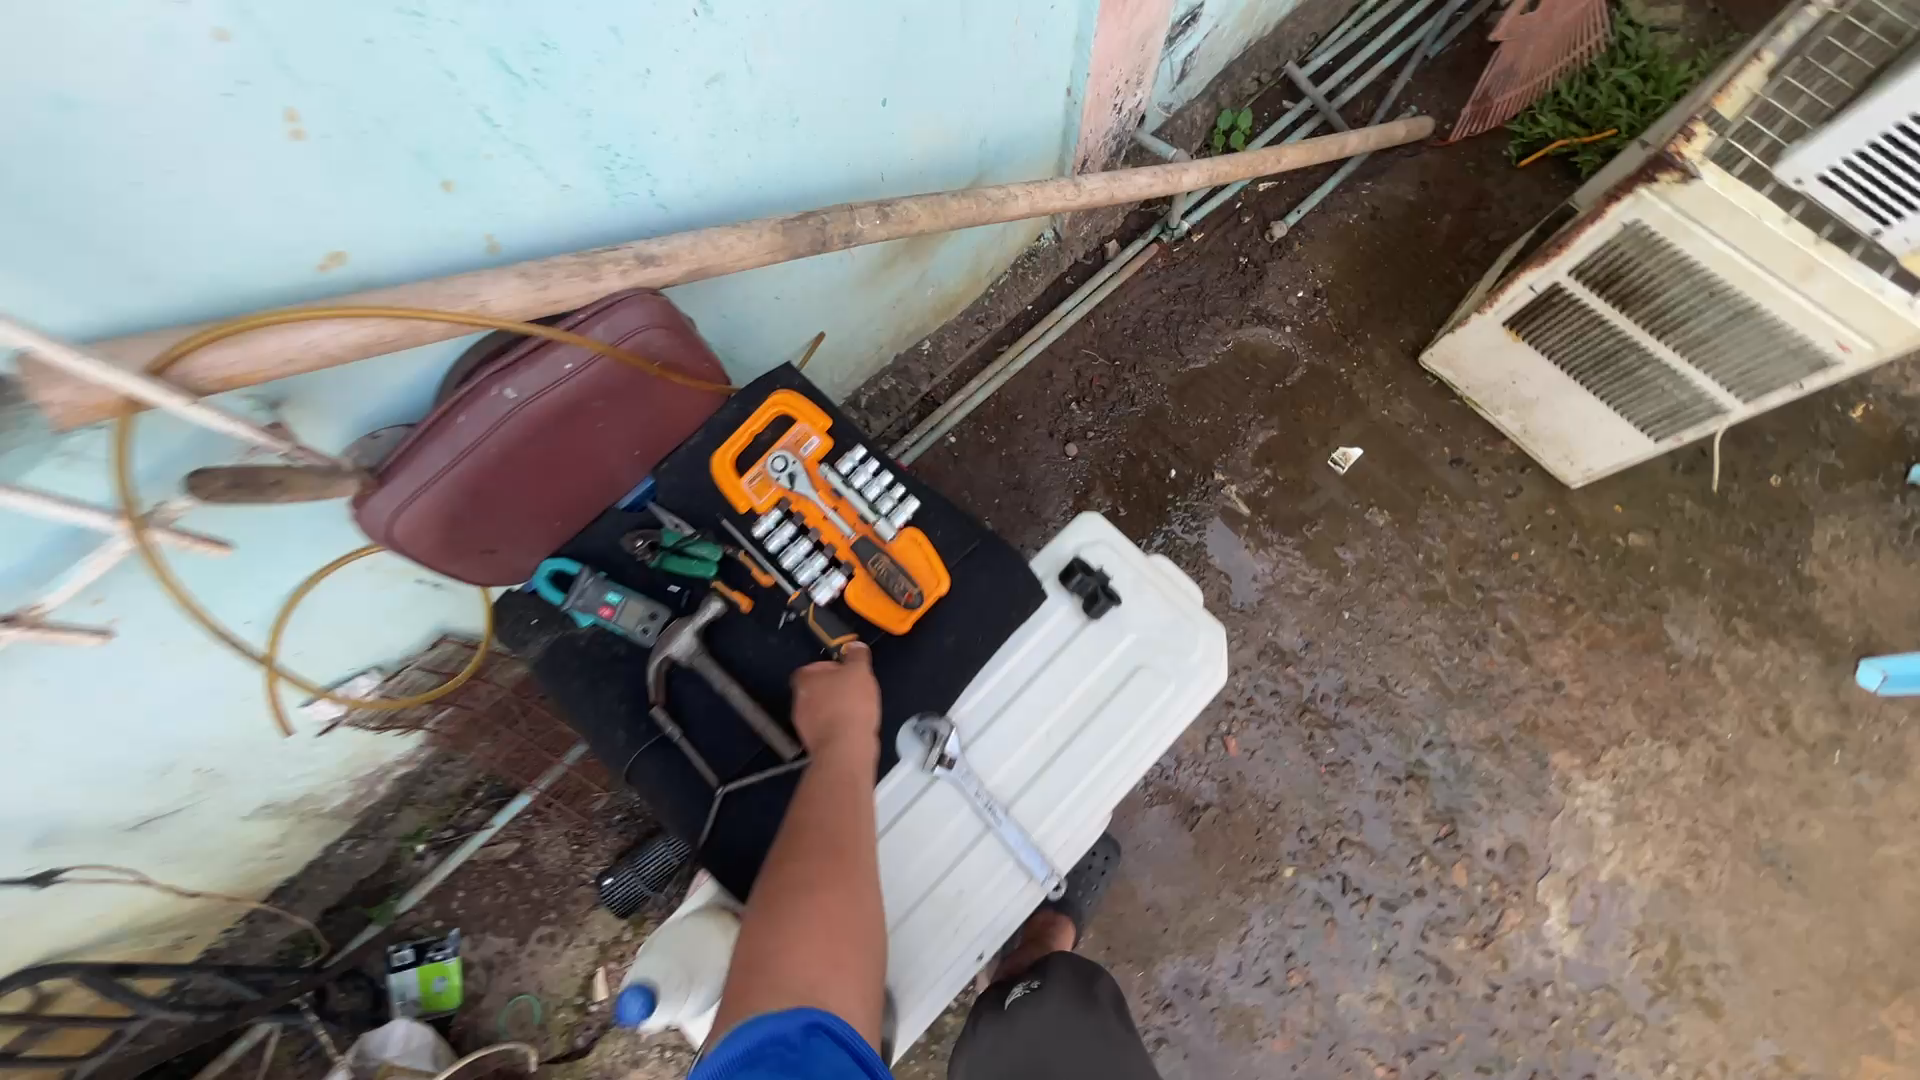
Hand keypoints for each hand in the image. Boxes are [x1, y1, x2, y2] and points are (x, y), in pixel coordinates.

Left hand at [789, 643, 879, 763]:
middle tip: (854, 689)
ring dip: (835, 708)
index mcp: (805, 680)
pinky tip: (854, 726)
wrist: (845, 747)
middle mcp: (798, 700)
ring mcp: (803, 724)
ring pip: (820, 710)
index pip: (811, 668)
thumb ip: (857, 656)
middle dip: (833, 689)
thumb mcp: (859, 671)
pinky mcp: (813, 742)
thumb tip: (854, 646)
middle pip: (816, 689)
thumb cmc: (850, 703)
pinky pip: (826, 727)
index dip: (828, 668)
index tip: (846, 672)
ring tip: (857, 709)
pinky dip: (837, 725)